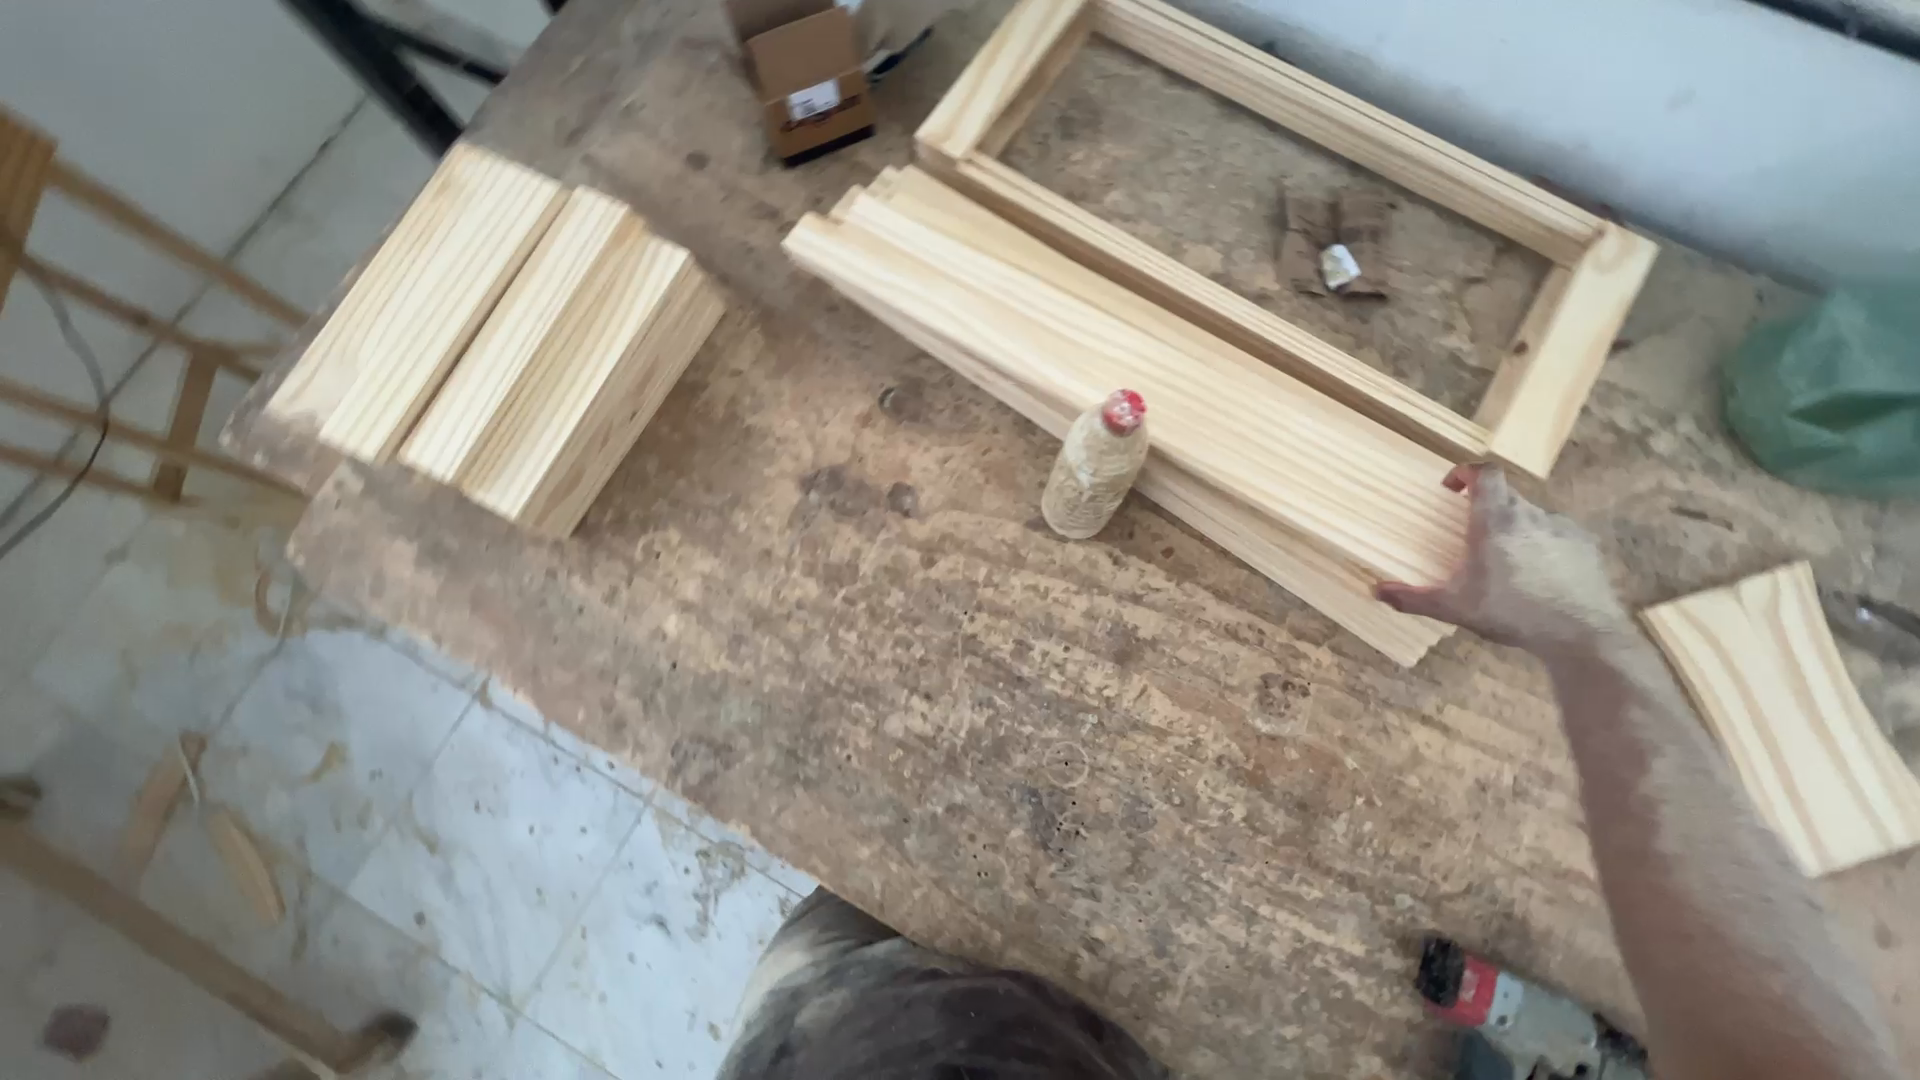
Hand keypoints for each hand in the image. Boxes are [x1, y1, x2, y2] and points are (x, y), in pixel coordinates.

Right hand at [1374, 464, 1631, 650]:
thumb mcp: (1454, 608)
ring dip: (1514, 526)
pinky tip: (1538, 573)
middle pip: (1505, 494)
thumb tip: (1376, 591)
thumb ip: (1413, 598)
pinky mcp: (1586, 545)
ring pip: (1531, 515)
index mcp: (1495, 521)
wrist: (1582, 635)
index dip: (1465, 472)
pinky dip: (1542, 543)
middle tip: (1471, 533)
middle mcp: (1530, 515)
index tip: (1451, 488)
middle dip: (1485, 506)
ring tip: (1506, 559)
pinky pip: (1556, 533)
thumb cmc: (1512, 613)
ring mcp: (1562, 528)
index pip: (1484, 474)